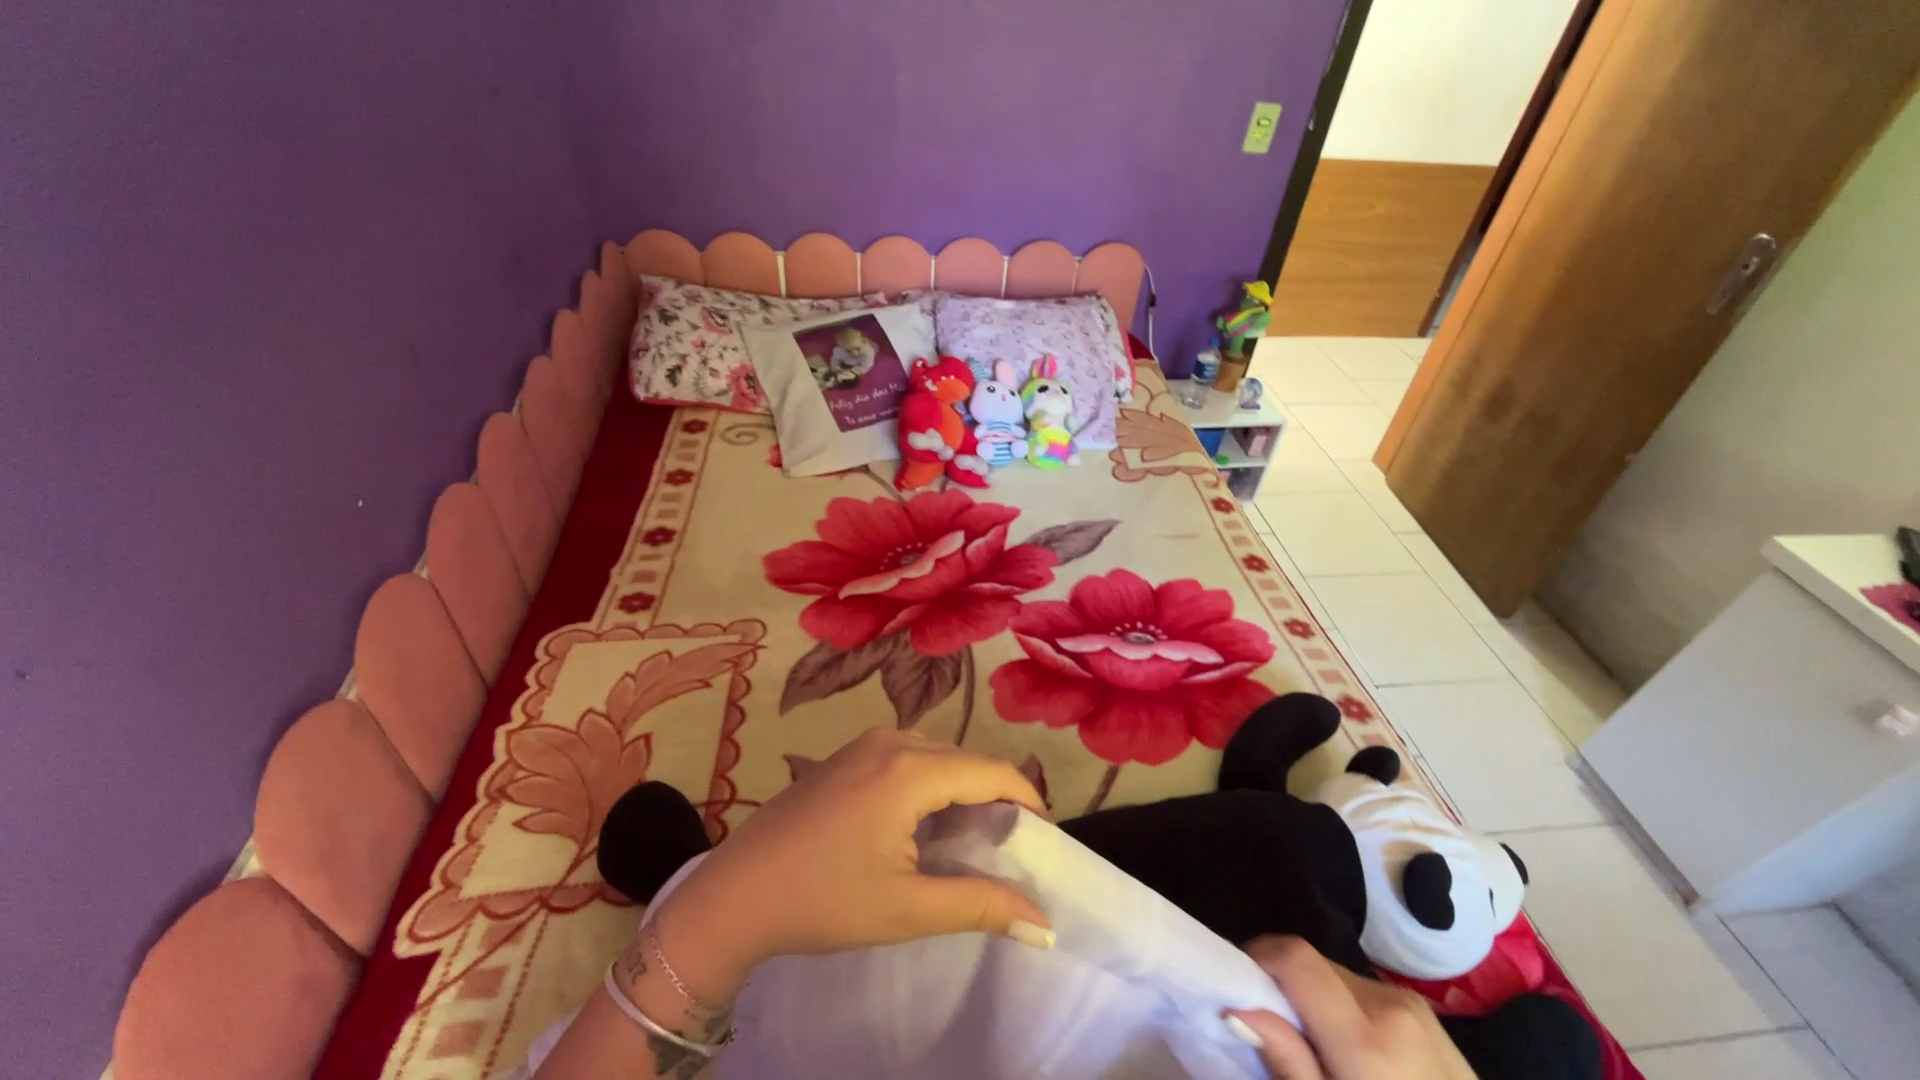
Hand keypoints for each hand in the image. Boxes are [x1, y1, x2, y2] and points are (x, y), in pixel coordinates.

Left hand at [648, 729, 1052, 1003]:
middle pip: (965, 758)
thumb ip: (980, 905)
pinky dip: (930, 783)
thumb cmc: (822, 901)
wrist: (734, 894)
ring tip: (971, 839)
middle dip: (995, 796)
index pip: (992, 770)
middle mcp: (890, 741)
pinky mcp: (843, 756)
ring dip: (961, 789)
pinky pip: (907, 757)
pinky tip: (923, 824)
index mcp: (909, 769)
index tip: (1044, 839)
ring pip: (936, 755)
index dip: (1028, 800)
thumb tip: (1043, 921)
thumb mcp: (907, 909)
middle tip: (1008, 847)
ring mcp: (862, 744)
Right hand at [1228, 937, 1474, 1079]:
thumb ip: (1290, 1064)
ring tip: (1318, 1056)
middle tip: (1273, 1039)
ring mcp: (1414, 1005)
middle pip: (1311, 965)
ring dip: (1312, 1002)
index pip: (1293, 955)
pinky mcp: (1427, 1014)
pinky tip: (1355, 1060)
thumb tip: (1237, 1005)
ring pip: (1335, 977)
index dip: (1255, 960)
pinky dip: (1342, 1012)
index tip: (1237, 993)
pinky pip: (1364, 994)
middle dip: (1281, 991)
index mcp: (1366, 1036)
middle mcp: (1389, 1003)